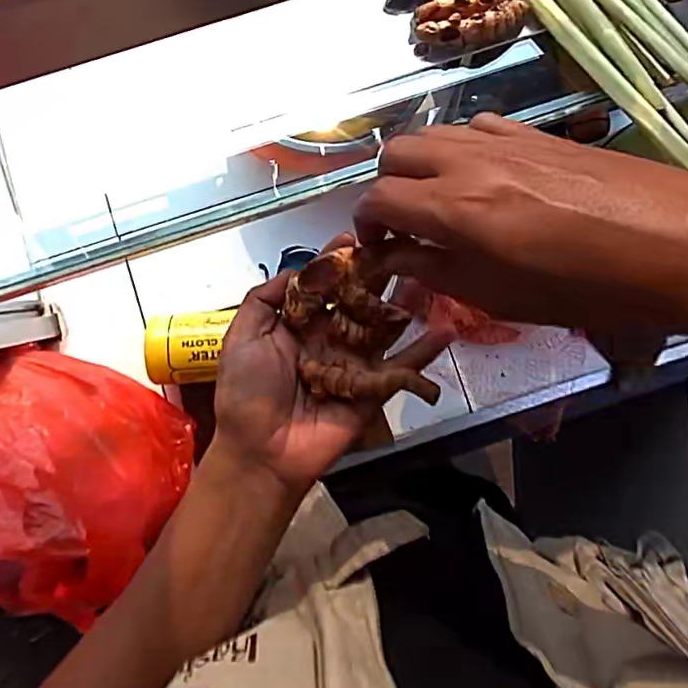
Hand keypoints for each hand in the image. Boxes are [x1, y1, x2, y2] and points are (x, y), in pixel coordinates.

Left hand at [209, 244, 449, 490]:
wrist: (259, 450)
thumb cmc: (245, 391)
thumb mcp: (243, 335)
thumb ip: (265, 298)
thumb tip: (296, 269)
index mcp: (300, 324)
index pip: (324, 285)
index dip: (338, 262)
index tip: (354, 238)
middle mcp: (331, 337)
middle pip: (360, 300)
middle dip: (378, 274)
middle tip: (400, 247)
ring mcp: (354, 362)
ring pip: (385, 327)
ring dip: (406, 303)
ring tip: (428, 275)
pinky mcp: (373, 388)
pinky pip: (401, 367)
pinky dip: (424, 351)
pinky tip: (444, 329)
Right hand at [355, 113, 687, 339]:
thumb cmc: (596, 290)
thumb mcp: (505, 298)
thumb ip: (438, 271)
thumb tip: (396, 257)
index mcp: (457, 207)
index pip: (379, 199)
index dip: (366, 225)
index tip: (376, 249)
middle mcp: (471, 160)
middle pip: (395, 153)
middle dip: (386, 188)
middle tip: (405, 226)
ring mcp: (507, 139)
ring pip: (434, 133)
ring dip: (420, 165)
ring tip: (441, 203)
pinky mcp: (540, 132)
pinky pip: (478, 127)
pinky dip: (461, 149)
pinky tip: (485, 178)